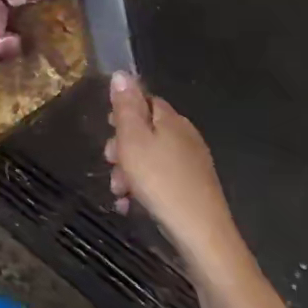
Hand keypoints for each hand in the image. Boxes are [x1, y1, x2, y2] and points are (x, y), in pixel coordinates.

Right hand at [103, 73, 239, 266]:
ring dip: (128, 169)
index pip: (145, 100)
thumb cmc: (160, 180)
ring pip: (149, 155)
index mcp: (172, 121)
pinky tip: (131, 203)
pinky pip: (159, 177)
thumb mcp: (132, 139)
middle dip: (121, 145)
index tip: (106, 128)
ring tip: (119, 190)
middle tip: (109, 162)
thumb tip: (122, 74)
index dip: (122, 111)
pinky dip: (142, 186)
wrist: (200, 233)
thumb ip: (125, 107)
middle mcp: (185, 137)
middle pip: (144, 130)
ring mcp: (192, 163)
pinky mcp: (193, 186)